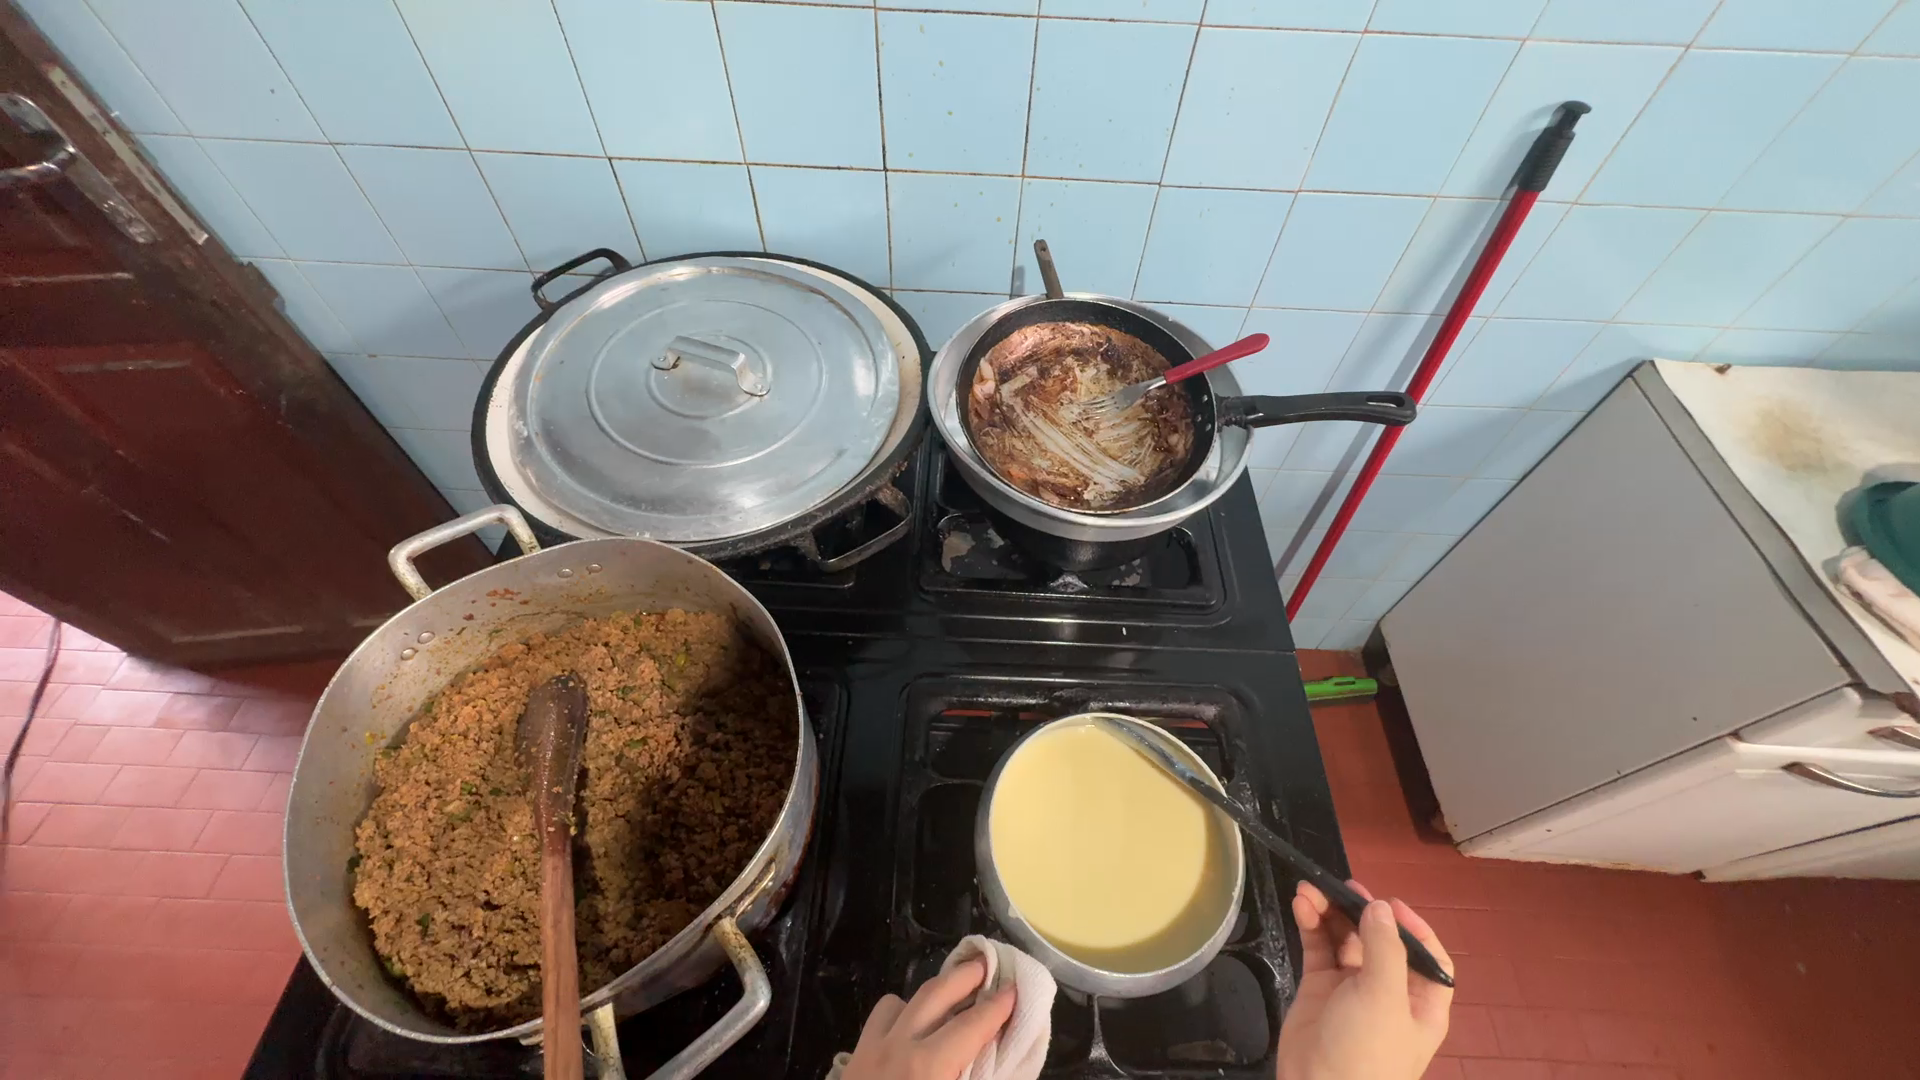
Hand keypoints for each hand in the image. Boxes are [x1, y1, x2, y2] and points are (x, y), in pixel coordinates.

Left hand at [841, 958, 1016, 1079]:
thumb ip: (974, 1077)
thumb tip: (994, 1064)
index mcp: (929, 1067)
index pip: (972, 1026)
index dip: (997, 1008)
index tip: (1014, 991)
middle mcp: (900, 1046)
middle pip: (936, 994)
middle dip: (964, 977)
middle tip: (986, 965)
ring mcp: (872, 1048)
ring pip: (904, 999)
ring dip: (932, 992)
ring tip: (954, 990)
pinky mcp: (853, 1057)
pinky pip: (880, 1018)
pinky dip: (900, 1011)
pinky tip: (911, 1025)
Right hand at [1276, 881, 1453, 1079]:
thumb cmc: (1367, 1050)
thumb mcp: (1383, 998)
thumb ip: (1383, 949)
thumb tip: (1381, 907)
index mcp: (1420, 1002)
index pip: (1428, 957)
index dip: (1413, 928)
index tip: (1388, 904)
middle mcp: (1388, 991)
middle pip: (1379, 939)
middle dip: (1360, 911)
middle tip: (1339, 887)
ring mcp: (1351, 987)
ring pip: (1344, 937)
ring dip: (1329, 912)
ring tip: (1308, 890)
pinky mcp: (1319, 986)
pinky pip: (1318, 947)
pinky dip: (1310, 924)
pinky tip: (1300, 905)